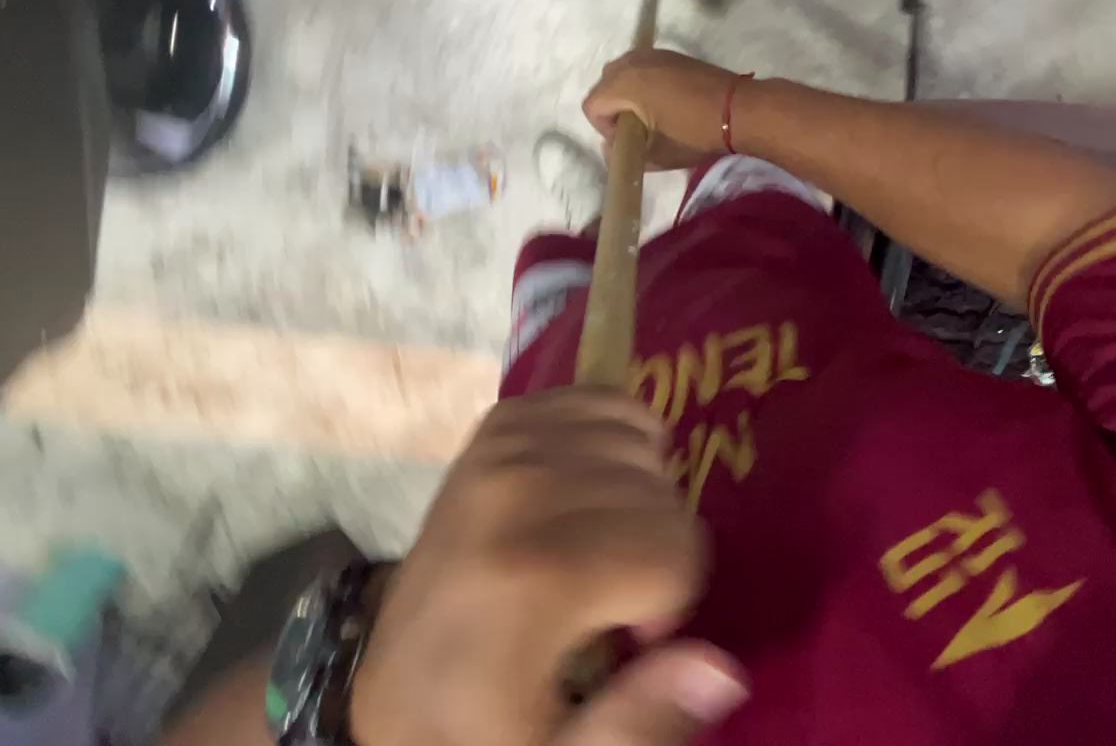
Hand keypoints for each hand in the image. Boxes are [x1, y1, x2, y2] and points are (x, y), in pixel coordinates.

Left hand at [350, 387, 747, 745]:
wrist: (393, 678)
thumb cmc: (477, 724)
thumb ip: (639, 722)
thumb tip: (722, 668)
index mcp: (532, 578)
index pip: (671, 549)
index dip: (668, 602)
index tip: (628, 635)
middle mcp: (519, 489)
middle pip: (659, 493)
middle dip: (658, 550)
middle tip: (615, 595)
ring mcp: (506, 444)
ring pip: (641, 442)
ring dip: (643, 494)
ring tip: (603, 541)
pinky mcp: (500, 420)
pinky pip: (603, 401)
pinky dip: (619, 438)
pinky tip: (597, 483)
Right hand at [583, 52, 747, 170]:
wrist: (739, 110)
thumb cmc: (695, 133)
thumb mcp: (658, 155)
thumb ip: (627, 156)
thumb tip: (612, 150)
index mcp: (624, 84)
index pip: (592, 106)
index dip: (604, 129)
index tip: (629, 141)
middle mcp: (633, 62)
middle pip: (604, 85)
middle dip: (613, 109)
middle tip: (637, 130)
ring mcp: (653, 54)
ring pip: (622, 73)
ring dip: (627, 95)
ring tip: (650, 115)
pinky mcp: (671, 54)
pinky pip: (643, 67)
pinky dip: (644, 83)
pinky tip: (666, 102)